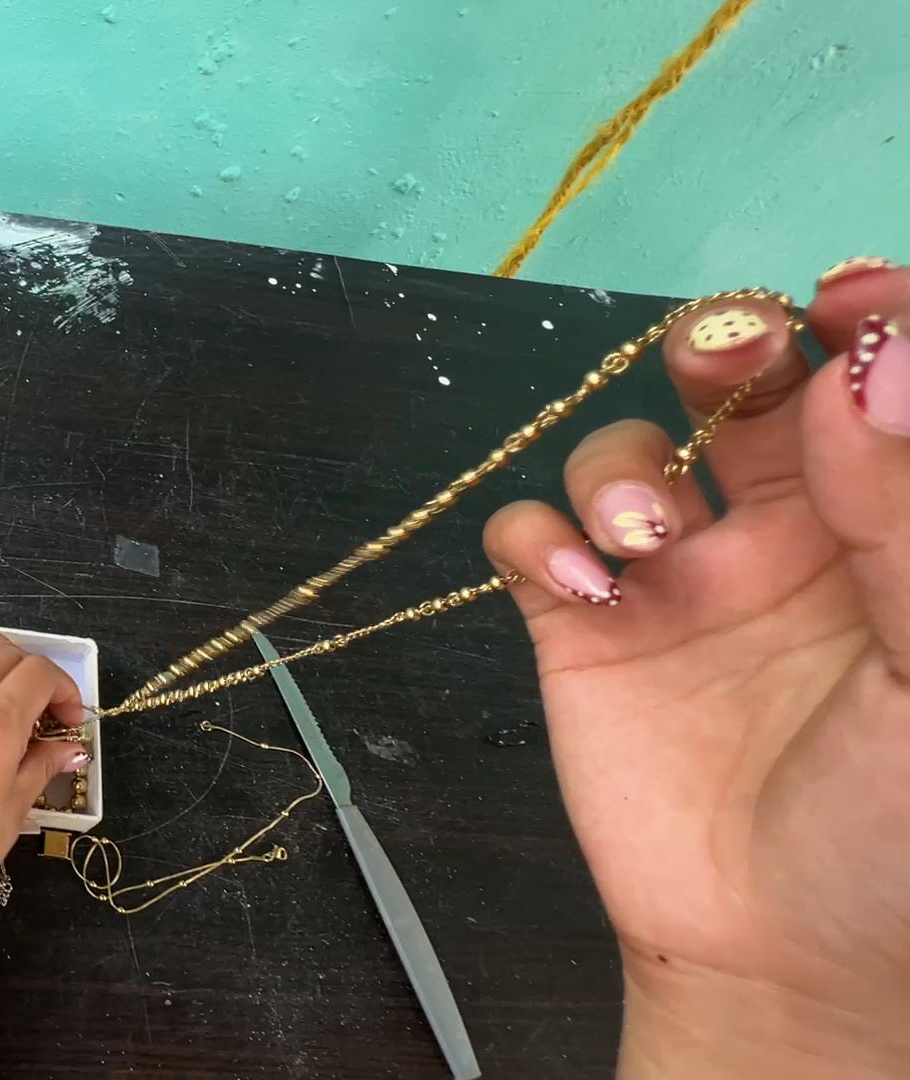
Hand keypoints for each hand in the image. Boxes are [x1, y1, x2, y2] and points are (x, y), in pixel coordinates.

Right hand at [483, 259, 909, 1077]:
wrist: (774, 938)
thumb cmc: (905, 826)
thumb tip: (872, 369)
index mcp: (891, 527)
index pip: (873, 393)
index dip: (868, 328)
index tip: (846, 303)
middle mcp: (775, 531)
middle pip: (729, 399)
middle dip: (719, 356)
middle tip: (719, 354)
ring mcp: (661, 572)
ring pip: (612, 459)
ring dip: (611, 472)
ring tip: (637, 538)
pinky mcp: (569, 615)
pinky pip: (523, 540)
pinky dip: (535, 543)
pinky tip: (577, 589)